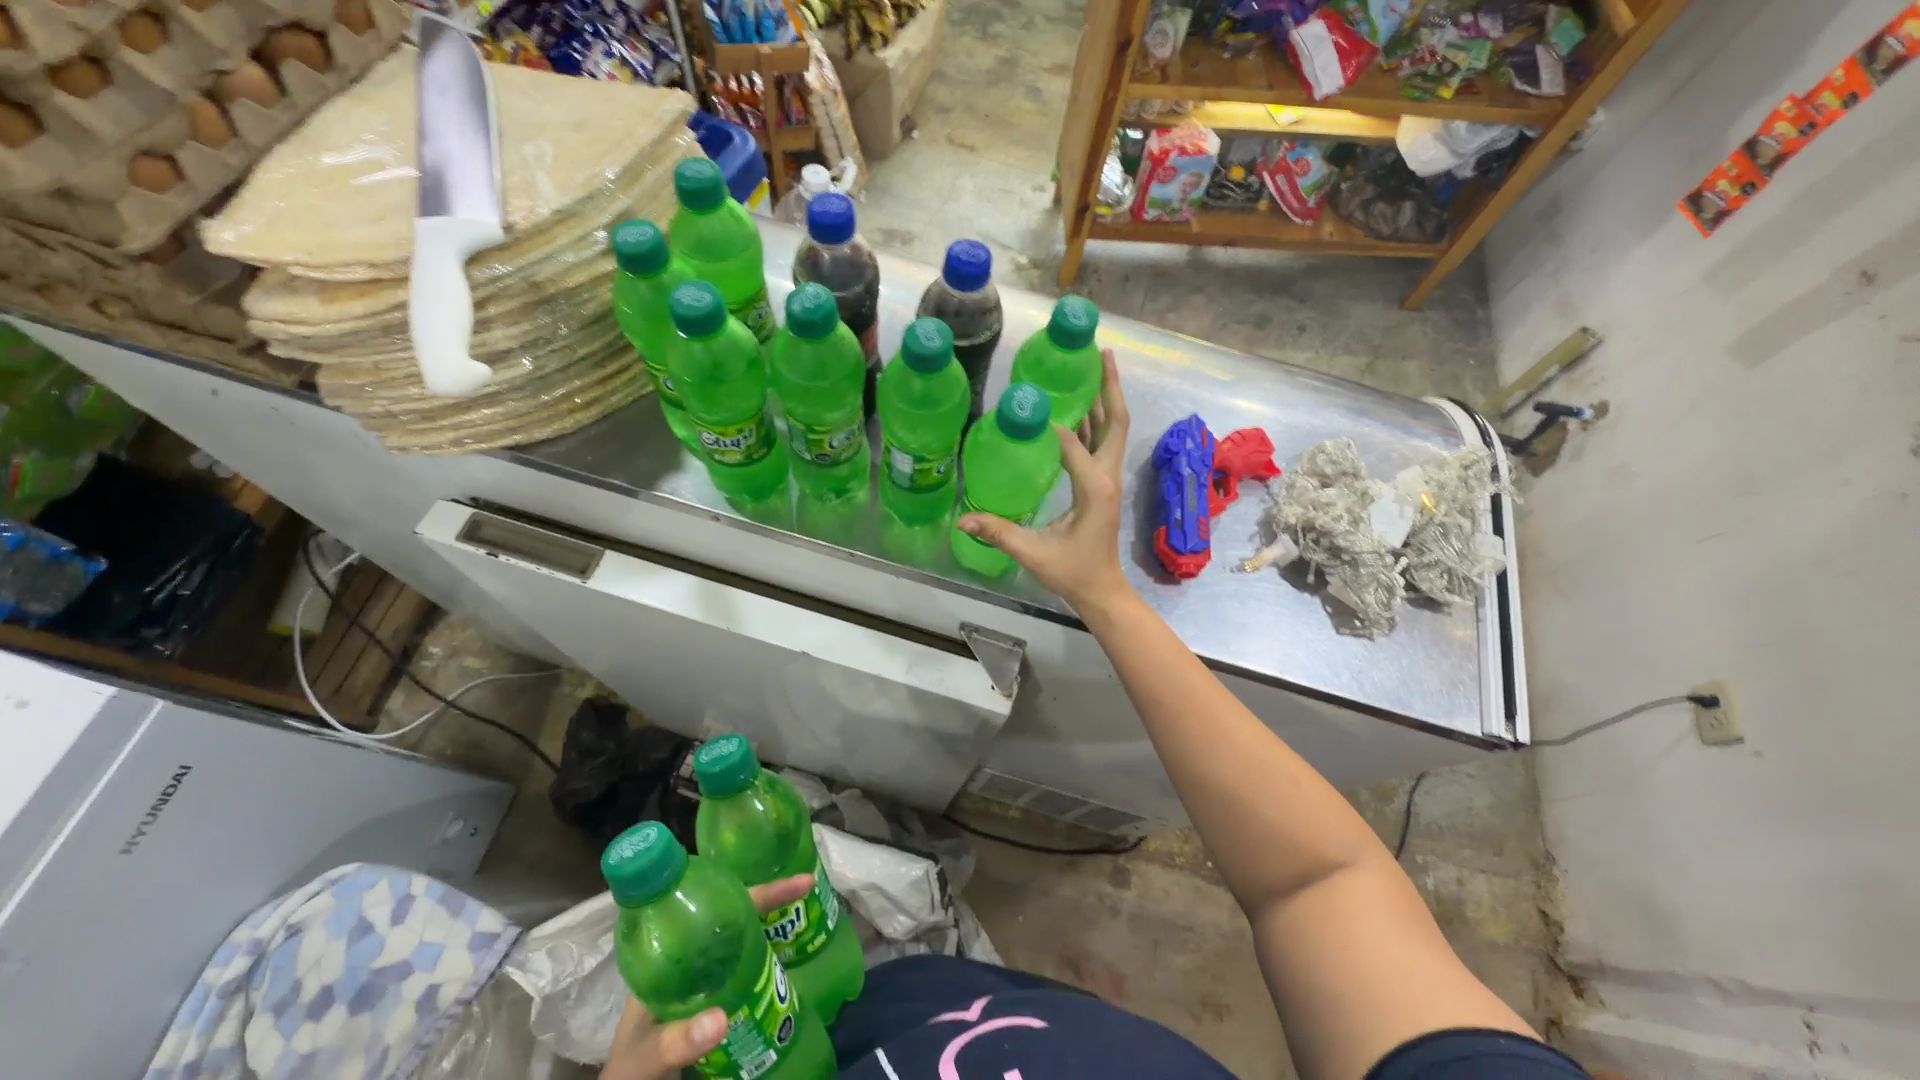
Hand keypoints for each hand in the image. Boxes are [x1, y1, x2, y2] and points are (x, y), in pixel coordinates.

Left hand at [598, 874, 814, 1079]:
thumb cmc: (628, 1073)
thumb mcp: (645, 1057)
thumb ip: (675, 1041)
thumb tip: (721, 1018)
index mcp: (667, 959)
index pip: (708, 910)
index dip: (745, 891)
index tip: (783, 878)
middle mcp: (691, 964)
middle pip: (734, 922)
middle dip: (769, 902)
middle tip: (804, 888)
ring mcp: (708, 986)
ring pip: (747, 948)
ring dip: (775, 936)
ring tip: (808, 926)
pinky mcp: (723, 1009)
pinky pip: (753, 980)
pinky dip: (774, 974)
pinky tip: (794, 975)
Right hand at [958, 349, 1132, 612]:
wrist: (1101, 589)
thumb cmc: (1072, 572)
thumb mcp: (1034, 553)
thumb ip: (1000, 533)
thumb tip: (962, 522)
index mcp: (1095, 488)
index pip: (1075, 443)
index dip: (1055, 423)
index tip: (1033, 401)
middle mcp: (1107, 476)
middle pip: (1115, 421)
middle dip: (1108, 386)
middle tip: (1100, 351)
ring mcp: (1109, 478)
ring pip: (1114, 428)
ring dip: (1106, 397)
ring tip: (1094, 365)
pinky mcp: (1104, 483)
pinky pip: (1104, 441)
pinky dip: (1097, 419)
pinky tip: (1078, 407)